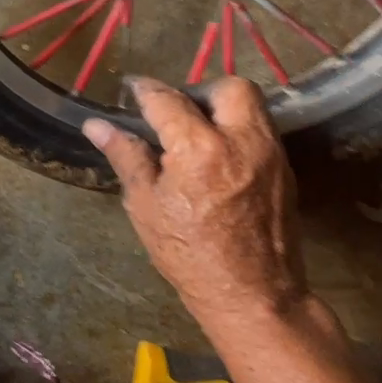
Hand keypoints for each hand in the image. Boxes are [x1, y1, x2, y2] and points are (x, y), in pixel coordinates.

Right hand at [82, 76, 308, 330]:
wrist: (252, 294)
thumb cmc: (186, 251)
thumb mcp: (145, 203)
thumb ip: (126, 156)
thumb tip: (96, 125)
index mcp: (199, 147)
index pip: (168, 99)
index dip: (145, 90)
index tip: (131, 89)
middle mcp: (242, 141)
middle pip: (230, 88)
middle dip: (200, 91)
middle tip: (175, 112)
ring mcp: (271, 155)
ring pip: (252, 108)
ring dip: (222, 110)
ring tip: (193, 134)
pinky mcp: (285, 172)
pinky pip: (261, 133)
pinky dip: (237, 132)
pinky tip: (214, 158)